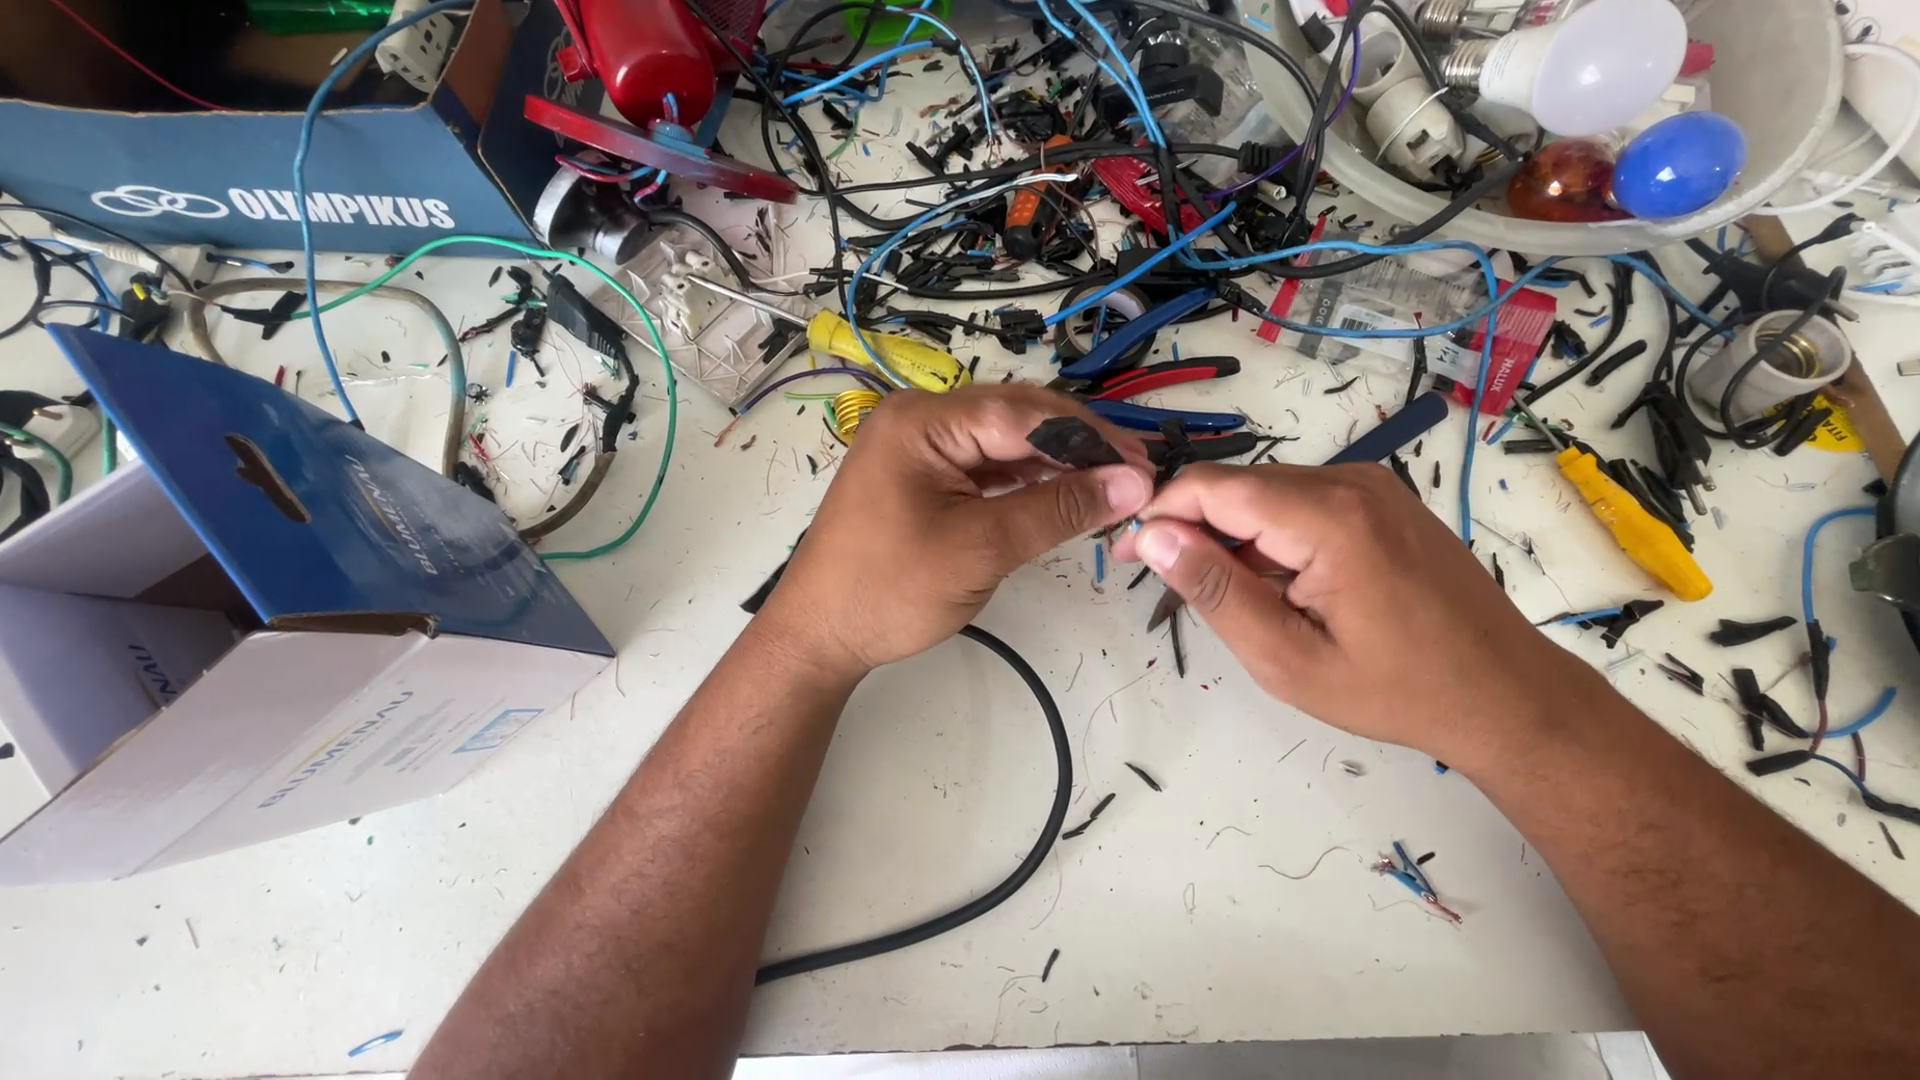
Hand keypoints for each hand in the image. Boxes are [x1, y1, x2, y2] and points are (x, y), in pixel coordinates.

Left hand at [756, 385, 1153, 680]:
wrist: (820, 635)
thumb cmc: (888, 591)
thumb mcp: (981, 549)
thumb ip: (1058, 510)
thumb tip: (1132, 483)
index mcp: (922, 421)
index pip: (1023, 412)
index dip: (1088, 436)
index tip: (1141, 465)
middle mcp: (919, 420)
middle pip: (1015, 418)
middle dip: (1076, 445)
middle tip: (1133, 476)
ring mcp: (918, 448)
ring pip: (1003, 442)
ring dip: (1055, 463)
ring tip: (1108, 487)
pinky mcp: (922, 476)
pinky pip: (984, 466)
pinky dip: (1024, 481)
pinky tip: (1061, 494)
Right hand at [1111, 462, 1598, 762]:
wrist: (1506, 695)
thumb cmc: (1395, 689)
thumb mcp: (1286, 658)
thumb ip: (1215, 591)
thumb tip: (1151, 536)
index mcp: (1327, 517)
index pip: (1211, 487)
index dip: (1158, 513)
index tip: (1128, 556)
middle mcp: (1350, 481)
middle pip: (1237, 486)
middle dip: (1190, 526)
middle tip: (1168, 584)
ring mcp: (1372, 486)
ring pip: (1265, 493)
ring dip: (1229, 534)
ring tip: (1227, 594)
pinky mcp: (1382, 501)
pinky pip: (1299, 502)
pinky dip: (1268, 535)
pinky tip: (1274, 583)